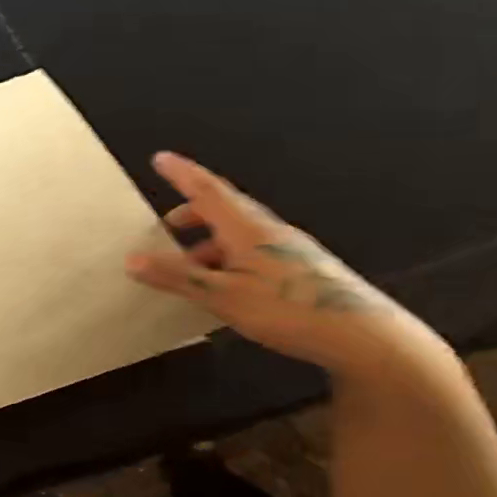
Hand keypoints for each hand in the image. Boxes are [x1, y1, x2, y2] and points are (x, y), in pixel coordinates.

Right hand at [125, 152, 449, 376]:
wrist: (365, 338)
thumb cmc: (288, 310)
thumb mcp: (223, 296)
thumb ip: (177, 276)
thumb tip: (131, 259)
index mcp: (249, 230)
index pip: (209, 193)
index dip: (183, 174)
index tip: (161, 158)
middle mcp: (270, 233)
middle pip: (226, 210)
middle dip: (193, 212)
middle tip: (166, 224)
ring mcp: (289, 251)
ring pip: (238, 234)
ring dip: (207, 241)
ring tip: (186, 266)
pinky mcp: (300, 270)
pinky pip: (251, 252)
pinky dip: (225, 258)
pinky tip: (219, 285)